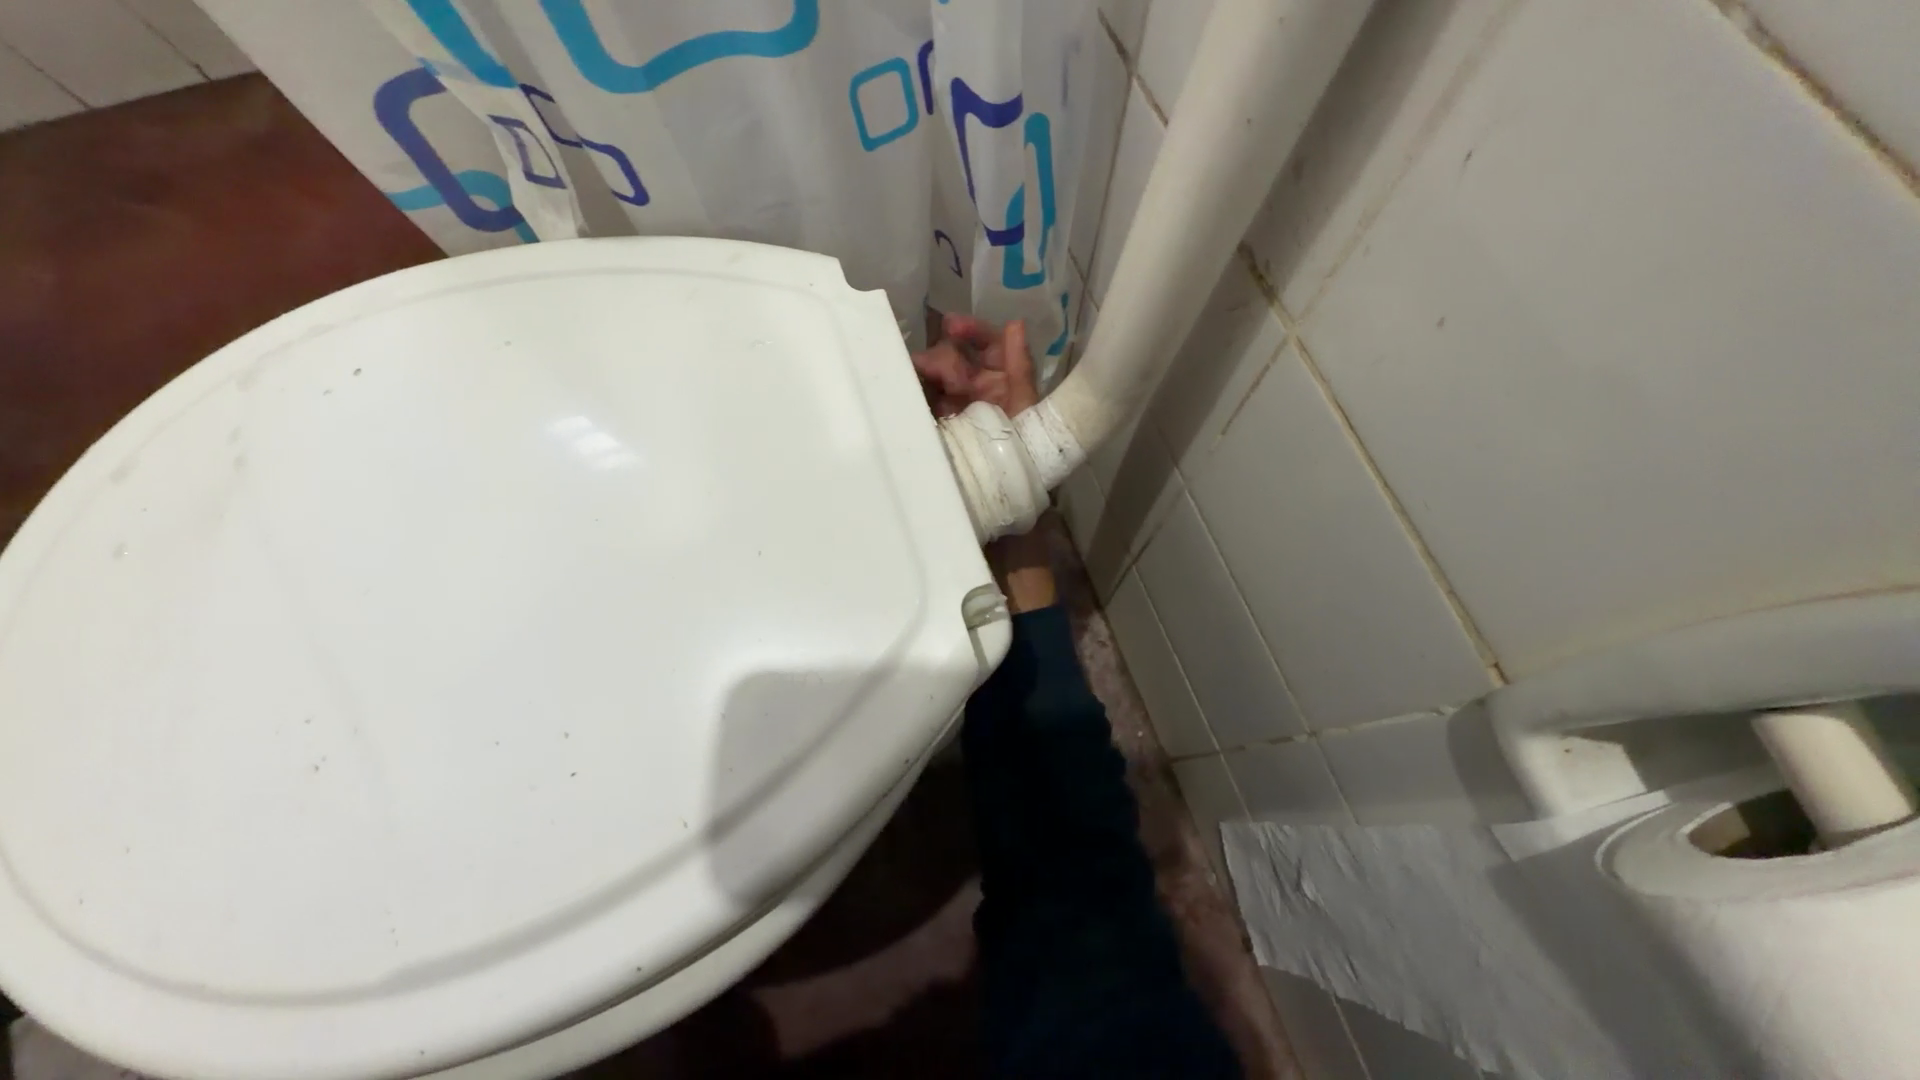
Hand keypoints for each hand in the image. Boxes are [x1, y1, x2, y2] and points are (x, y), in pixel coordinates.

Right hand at [913, 314, 1053, 611]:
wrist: (1005, 530)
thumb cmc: (1024, 471)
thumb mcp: (1026, 416)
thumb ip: (1020, 371)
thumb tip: (1018, 326)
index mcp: (1001, 389)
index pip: (984, 348)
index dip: (971, 332)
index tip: (952, 327)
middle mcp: (975, 399)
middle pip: (951, 362)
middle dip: (942, 359)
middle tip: (936, 373)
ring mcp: (950, 419)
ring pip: (929, 383)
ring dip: (921, 376)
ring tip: (913, 382)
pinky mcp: (930, 440)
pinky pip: (914, 411)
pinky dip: (905, 400)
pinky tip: (896, 397)